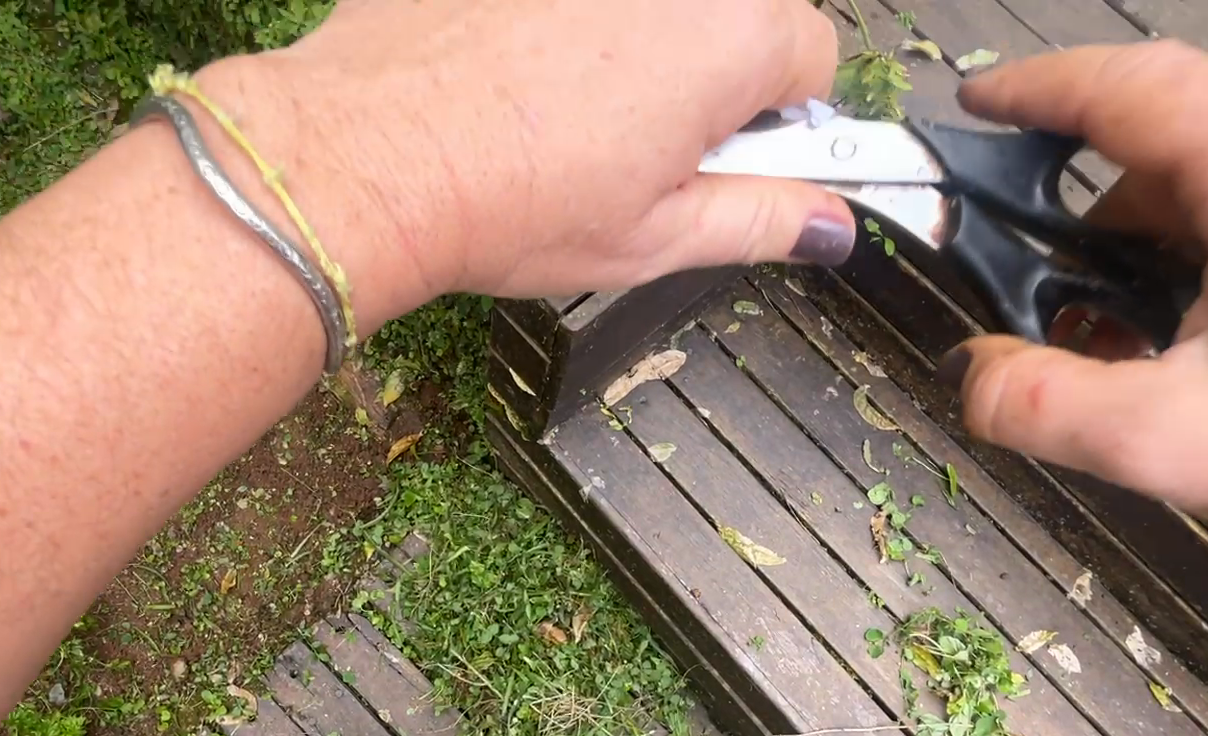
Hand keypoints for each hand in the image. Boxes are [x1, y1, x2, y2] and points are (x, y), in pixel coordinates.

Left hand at [193, 0, 852, 318]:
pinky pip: (569, 2)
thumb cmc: (516, 207)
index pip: (810, 61)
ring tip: (563, 129)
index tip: (731, 167)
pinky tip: (516, 83)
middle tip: (633, 162)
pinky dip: (561, 30)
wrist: (377, 160)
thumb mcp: (652, 240)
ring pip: (648, 12)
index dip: (778, 127)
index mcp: (727, 37)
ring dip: (631, 57)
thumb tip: (830, 225)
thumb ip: (758, 222)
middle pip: (729, 23)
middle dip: (703, 90)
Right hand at [944, 43, 1207, 567]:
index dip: (1038, 89)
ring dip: (1170, 257)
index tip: (978, 98)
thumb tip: (967, 364)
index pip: (1136, 89)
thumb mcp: (1166, 441)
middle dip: (1107, 248)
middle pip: (1170, 162)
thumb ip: (1033, 403)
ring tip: (1175, 346)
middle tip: (1089, 333)